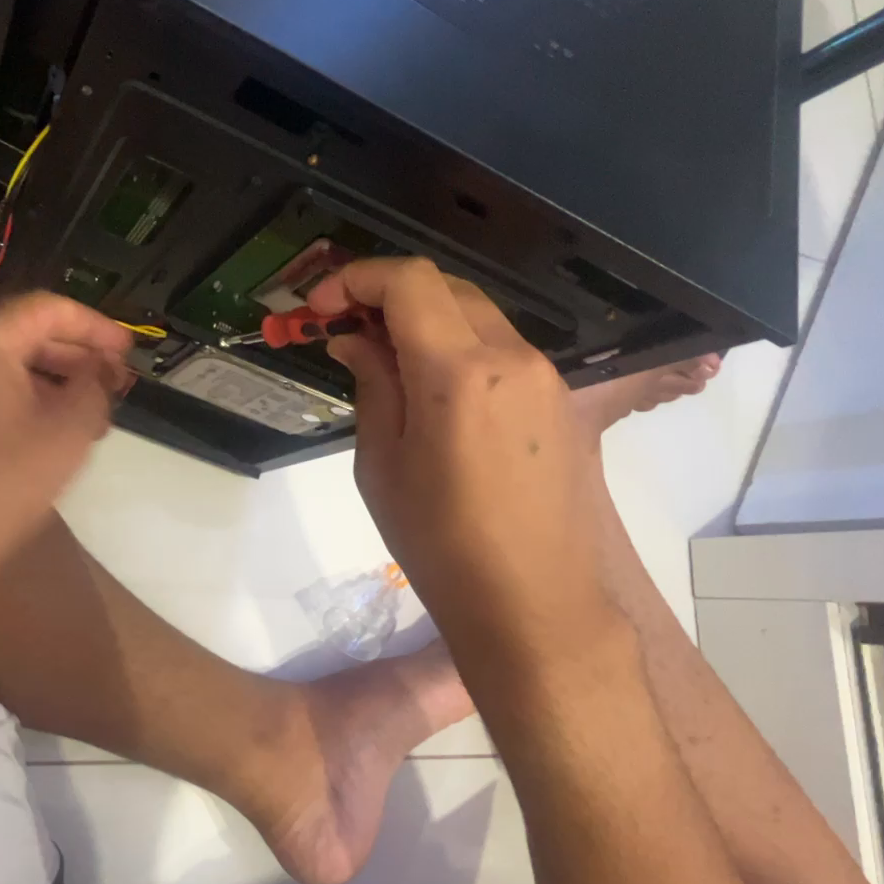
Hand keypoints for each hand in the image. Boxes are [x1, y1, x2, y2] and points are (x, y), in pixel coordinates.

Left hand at [0, 293, 131, 598]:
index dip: (96, 327)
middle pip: (25, 332)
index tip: (128, 352)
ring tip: (90, 412)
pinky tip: (51, 429)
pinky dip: (23, 396)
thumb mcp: (67, 434)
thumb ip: (95, 388)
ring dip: (53, 378)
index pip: (49, 309)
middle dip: (76, 354)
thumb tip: (101, 370)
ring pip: (6, 362)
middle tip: (114, 382)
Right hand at [306, 259, 599, 649]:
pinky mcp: (561, 401)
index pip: (409, 282)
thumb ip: (373, 386)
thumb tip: (357, 341)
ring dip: (426, 320)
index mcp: (458, 373)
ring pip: (477, 315)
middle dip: (389, 294)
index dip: (357, 277)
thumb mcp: (382, 466)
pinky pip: (502, 350)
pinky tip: (433, 391)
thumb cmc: (441, 545)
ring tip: (386, 362)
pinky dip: (459, 347)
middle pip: (445, 287)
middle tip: (348, 330)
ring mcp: (546, 377)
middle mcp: (512, 358)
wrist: (536, 606)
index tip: (322, 305)